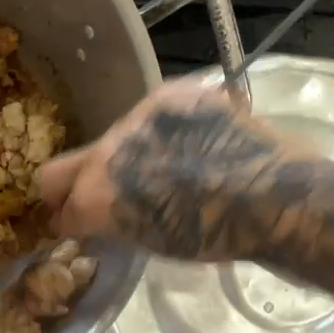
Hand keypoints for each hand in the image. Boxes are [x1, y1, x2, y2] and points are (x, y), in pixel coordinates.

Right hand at [38, 75, 297, 261]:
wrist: (277, 196)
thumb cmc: (212, 236)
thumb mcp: (144, 240)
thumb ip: (110, 219)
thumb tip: (98, 215)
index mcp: (93, 195)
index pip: (56, 207)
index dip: (63, 218)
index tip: (74, 223)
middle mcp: (105, 150)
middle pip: (63, 167)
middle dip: (75, 185)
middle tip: (101, 196)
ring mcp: (140, 116)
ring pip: (111, 139)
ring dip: (124, 155)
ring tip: (163, 169)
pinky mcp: (177, 93)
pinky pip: (153, 114)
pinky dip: (162, 131)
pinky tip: (190, 144)